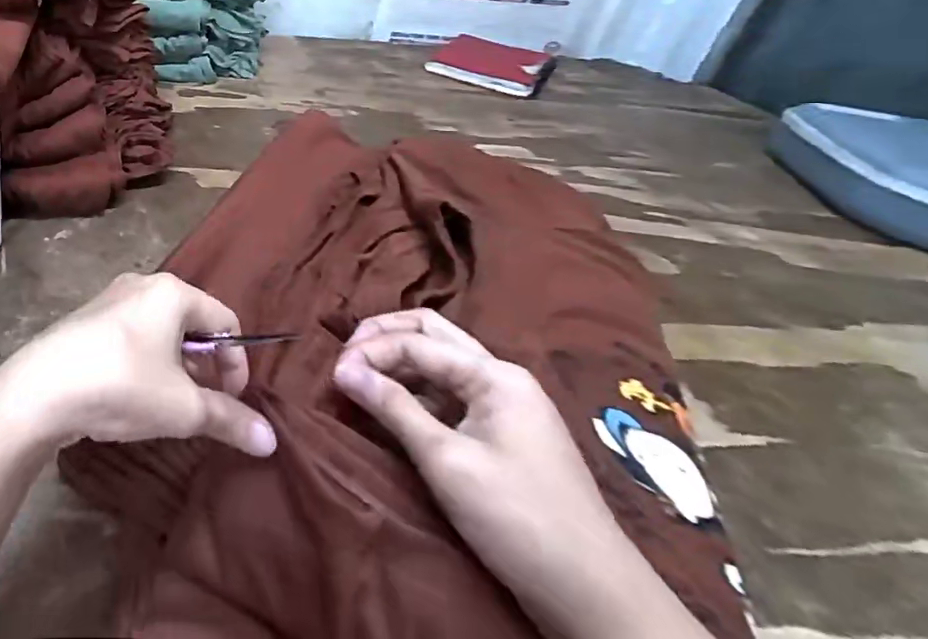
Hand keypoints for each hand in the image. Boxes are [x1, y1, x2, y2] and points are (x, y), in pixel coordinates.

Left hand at [0, 272, 277, 457]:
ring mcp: (109, 300)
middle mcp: (140, 285)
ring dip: (176, 367)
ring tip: (169, 406)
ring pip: (160, 332)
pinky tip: (134, 396)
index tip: (232, 402)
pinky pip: (132, 336)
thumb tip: (271, 440)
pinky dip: (146, 362)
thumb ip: (229, 418)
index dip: (236, 363)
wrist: (40, 390)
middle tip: (203, 406)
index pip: (225, 320)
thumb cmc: (122, 386)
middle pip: (192, 323)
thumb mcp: (183, 408)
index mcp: (170, 292)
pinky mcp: (86, 320)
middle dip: (205, 366)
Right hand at [333, 309, 710, 638]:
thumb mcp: (446, 460)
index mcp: (495, 376)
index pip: (416, 343)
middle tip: (345, 357)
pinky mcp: (500, 432)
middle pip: (431, 333)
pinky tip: (389, 403)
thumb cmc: (517, 518)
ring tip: (359, 378)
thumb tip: (342, 369)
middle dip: (382, 336)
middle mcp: (501, 377)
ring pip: (438, 360)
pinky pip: (447, 392)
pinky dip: (412, 389)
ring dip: (396, 361)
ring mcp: (504, 405)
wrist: (593, 594)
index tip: (333, 376)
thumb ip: (392, 407)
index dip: (369, 352)